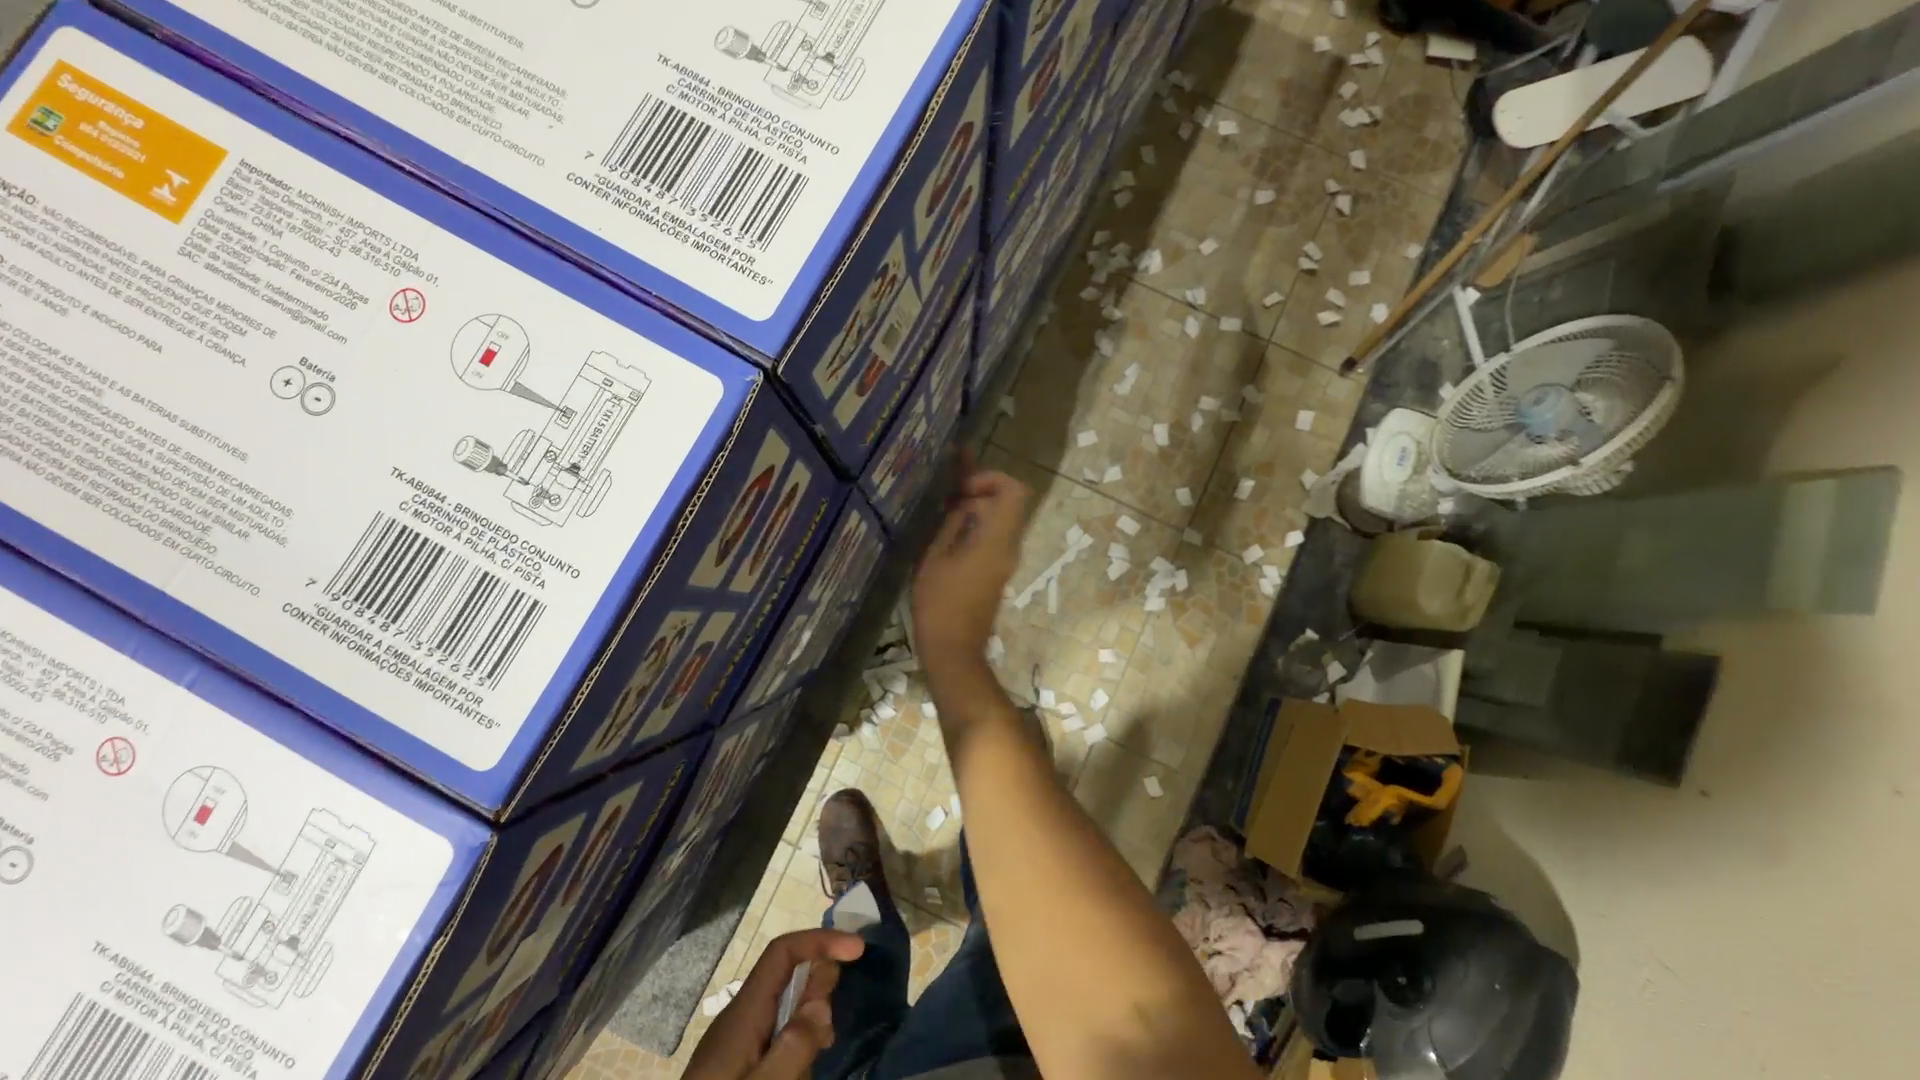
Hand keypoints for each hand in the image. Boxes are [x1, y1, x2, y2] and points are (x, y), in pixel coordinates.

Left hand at [682, 929, 864, 1079]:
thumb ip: (795, 1046)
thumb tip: (823, 1001)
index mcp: (744, 1013)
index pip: (783, 953)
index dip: (821, 942)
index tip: (859, 950)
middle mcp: (739, 1019)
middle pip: (787, 978)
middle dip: (819, 992)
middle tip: (829, 1039)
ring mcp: (735, 1042)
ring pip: (784, 1012)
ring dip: (808, 1028)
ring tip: (812, 1067)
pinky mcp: (736, 1065)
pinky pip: (774, 1039)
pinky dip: (795, 1048)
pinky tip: (798, 1075)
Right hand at [912, 449, 1030, 675]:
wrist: (954, 650)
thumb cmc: (939, 605)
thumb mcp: (935, 558)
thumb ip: (953, 524)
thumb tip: (964, 503)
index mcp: (996, 540)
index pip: (1014, 491)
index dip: (990, 478)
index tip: (962, 488)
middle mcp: (1008, 547)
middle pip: (1006, 502)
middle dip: (978, 492)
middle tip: (946, 494)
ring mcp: (1005, 560)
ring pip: (999, 519)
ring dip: (975, 508)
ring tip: (941, 508)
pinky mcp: (996, 571)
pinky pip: (992, 536)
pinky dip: (975, 526)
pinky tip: (947, 529)